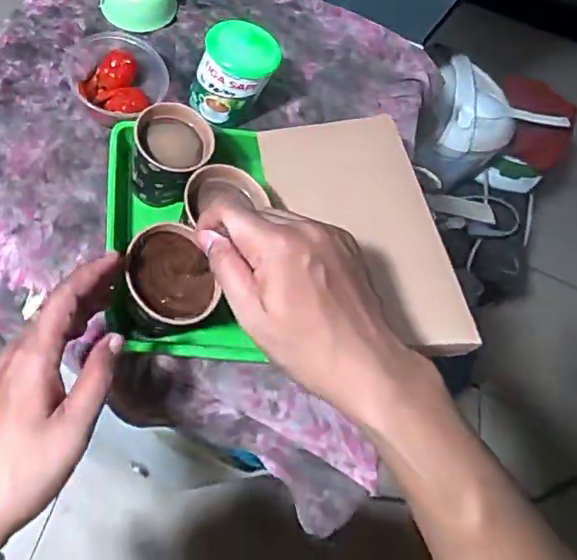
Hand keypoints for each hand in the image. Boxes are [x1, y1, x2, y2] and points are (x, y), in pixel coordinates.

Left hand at [0, 252, 123, 556]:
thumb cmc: (26, 467)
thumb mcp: (72, 428)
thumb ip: (96, 378)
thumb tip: (116, 336)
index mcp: (33, 353)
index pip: (64, 298)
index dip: (90, 273)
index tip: (116, 257)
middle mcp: (18, 349)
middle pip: (55, 304)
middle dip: (88, 284)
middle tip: (121, 275)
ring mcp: (10, 363)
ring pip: (47, 320)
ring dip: (78, 304)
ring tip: (110, 298)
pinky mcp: (8, 378)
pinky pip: (41, 336)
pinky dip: (66, 324)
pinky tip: (82, 333)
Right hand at [195, 202, 421, 426]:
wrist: (370, 367)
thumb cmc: (305, 349)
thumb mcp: (252, 316)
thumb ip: (226, 267)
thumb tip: (207, 235)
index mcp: (277, 243)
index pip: (230, 208)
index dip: (209, 223)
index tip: (206, 247)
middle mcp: (304, 226)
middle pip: (255, 214)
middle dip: (239, 236)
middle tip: (242, 275)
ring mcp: (328, 231)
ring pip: (279, 219)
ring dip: (265, 239)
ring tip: (272, 279)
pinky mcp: (345, 240)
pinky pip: (304, 229)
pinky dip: (291, 243)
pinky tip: (299, 276)